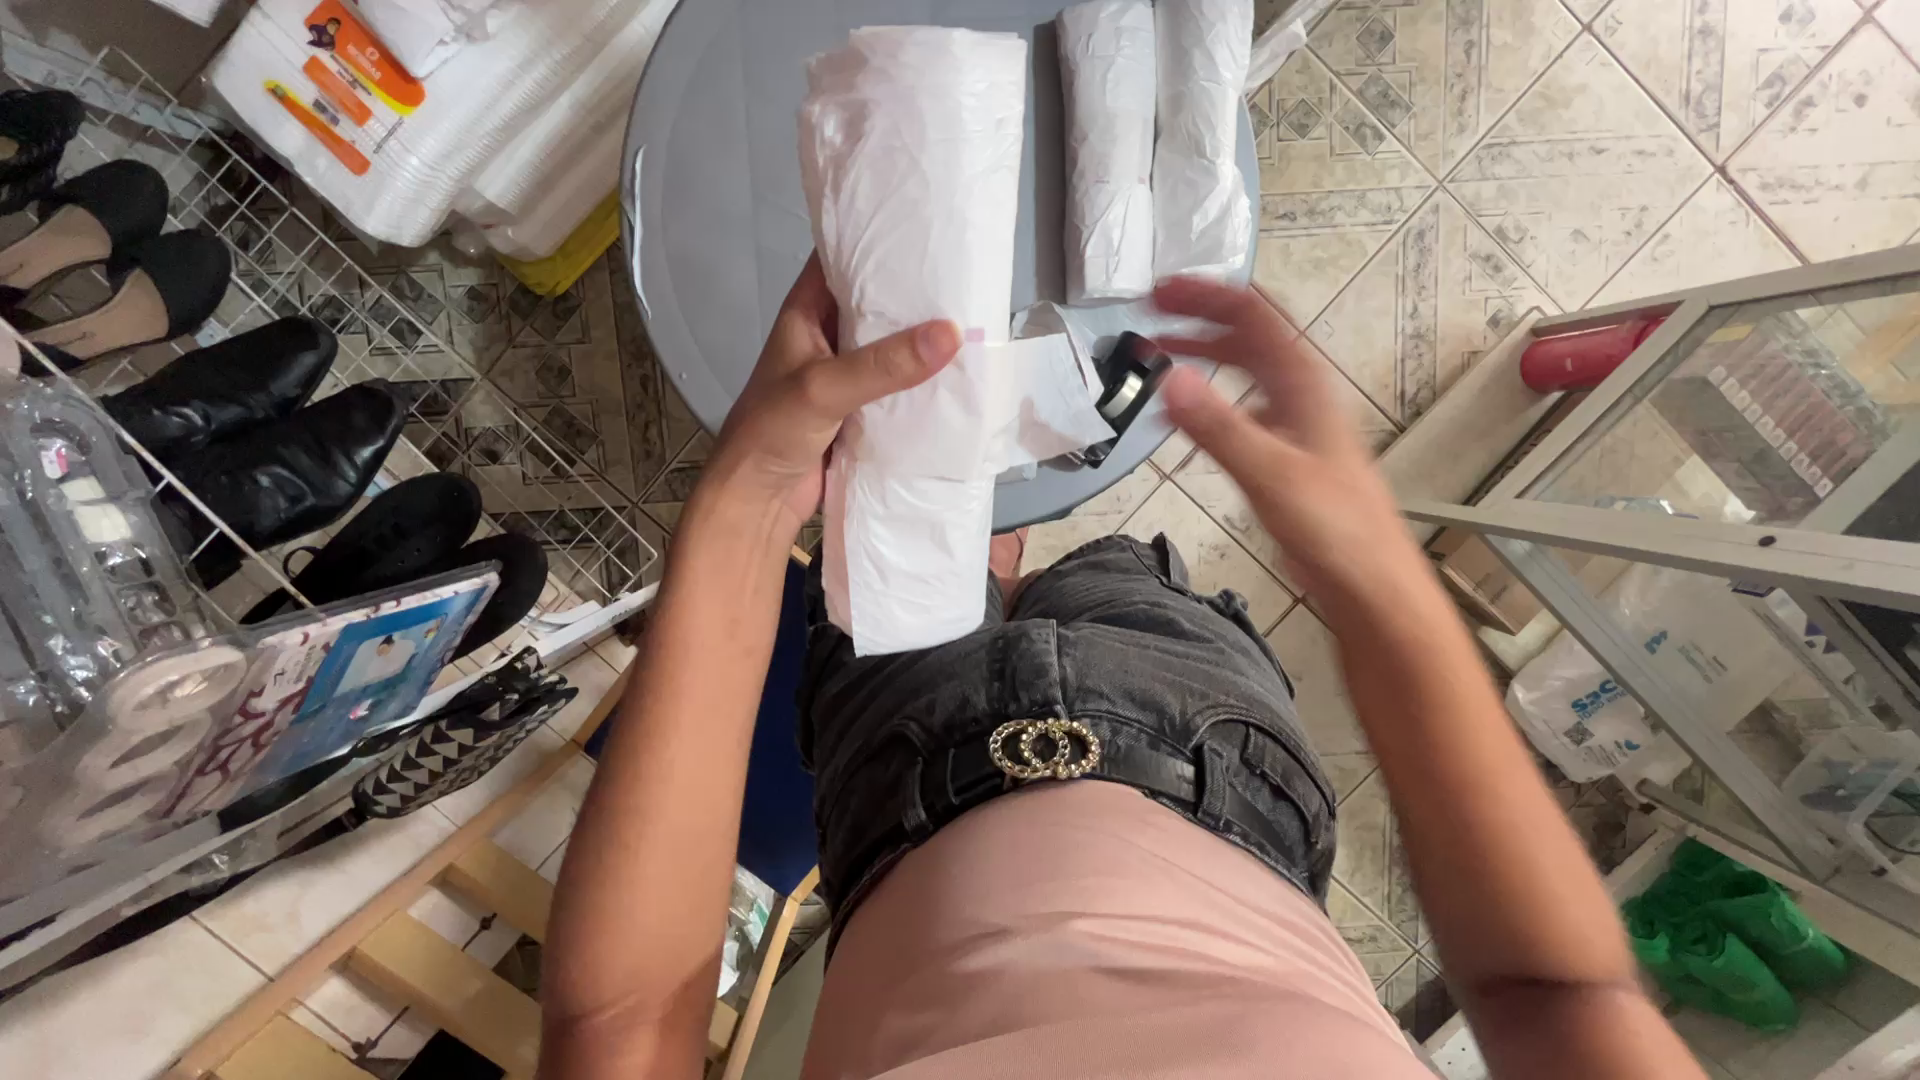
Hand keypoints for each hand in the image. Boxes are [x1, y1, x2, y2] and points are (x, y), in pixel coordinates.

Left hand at [696, 254, 960, 545]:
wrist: (759, 499)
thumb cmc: (773, 431)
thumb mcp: (825, 387)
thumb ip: (884, 364)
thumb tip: (952, 333)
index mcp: (808, 310)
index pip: (844, 256)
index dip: (881, 237)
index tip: (930, 226)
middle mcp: (829, 335)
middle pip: (877, 301)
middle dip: (915, 291)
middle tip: (968, 276)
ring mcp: (846, 374)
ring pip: (891, 346)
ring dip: (923, 340)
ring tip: (976, 319)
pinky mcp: (862, 409)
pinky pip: (897, 386)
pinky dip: (921, 382)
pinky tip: (958, 375)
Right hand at [1152, 277, 1418, 602]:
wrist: (1365, 578)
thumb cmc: (1332, 526)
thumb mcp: (1270, 472)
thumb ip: (1218, 426)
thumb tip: (1168, 380)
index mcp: (1302, 383)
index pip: (1251, 315)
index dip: (1205, 295)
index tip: (1158, 293)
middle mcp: (1298, 392)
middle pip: (1247, 334)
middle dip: (1198, 316)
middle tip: (1151, 314)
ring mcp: (1290, 421)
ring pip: (1243, 367)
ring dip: (1203, 351)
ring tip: (1160, 351)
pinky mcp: (1281, 451)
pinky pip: (1239, 405)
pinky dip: (1208, 397)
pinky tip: (1185, 413)